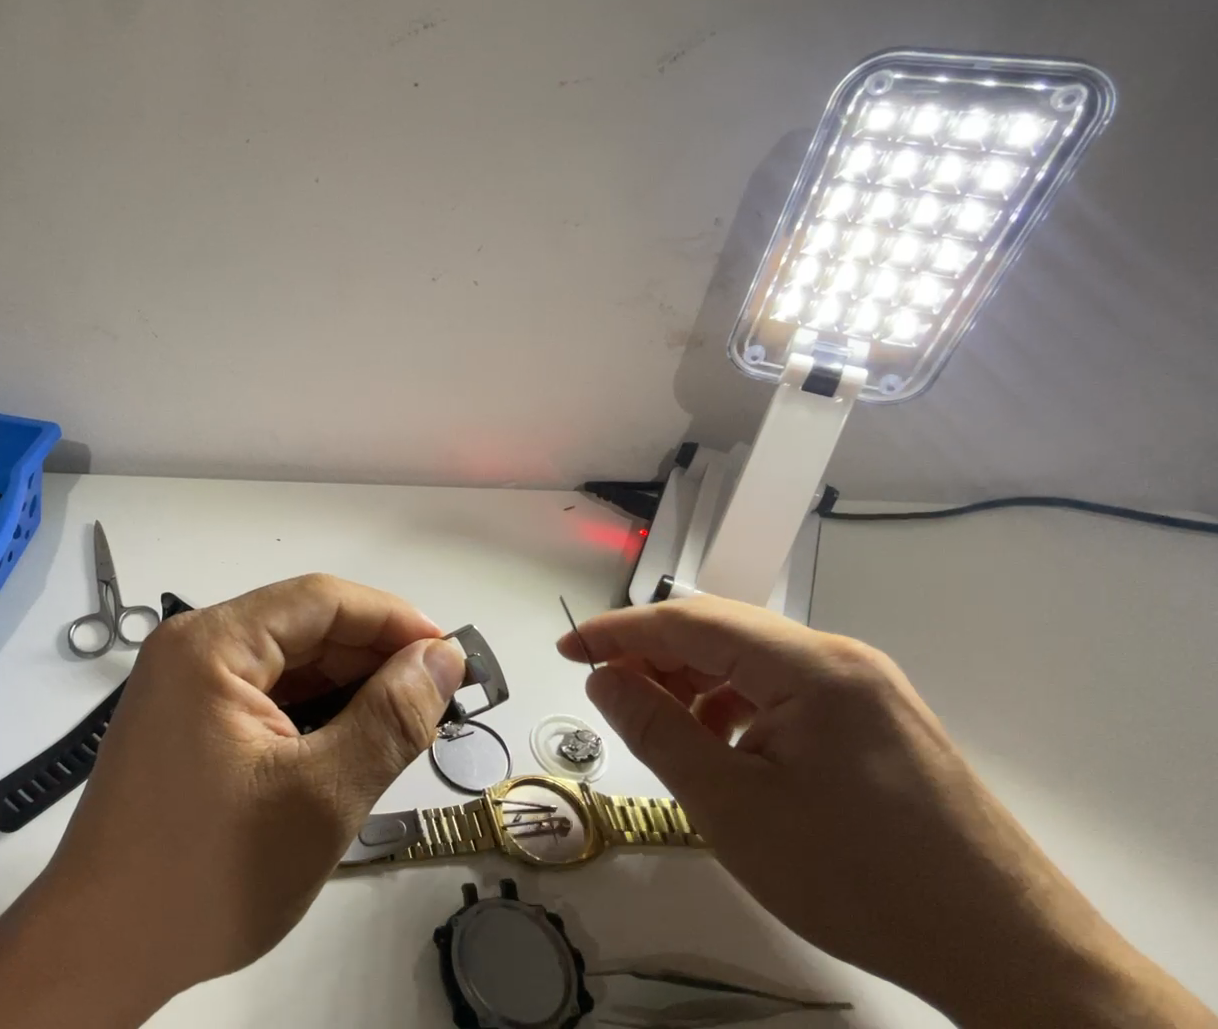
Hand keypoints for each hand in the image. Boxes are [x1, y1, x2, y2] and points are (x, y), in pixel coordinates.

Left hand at [0, 574, 464, 1027]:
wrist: (102, 948)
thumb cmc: (209, 874)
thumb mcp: (320, 796)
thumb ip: (389, 718)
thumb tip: (441, 658)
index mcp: (211, 644)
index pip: (320, 600)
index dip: (393, 620)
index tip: (453, 657)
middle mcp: (189, 650)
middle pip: (301, 627)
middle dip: (373, 657)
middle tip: (439, 701)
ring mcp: (180, 688)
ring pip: (284, 665)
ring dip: (346, 689)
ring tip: (404, 727)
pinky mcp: (182, 725)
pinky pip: (260, 698)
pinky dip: (310, 715)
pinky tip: (348, 745)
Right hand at [564, 595, 1214, 1028]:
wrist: (1008, 953)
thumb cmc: (857, 876)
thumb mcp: (730, 804)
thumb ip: (656, 729)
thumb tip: (605, 678)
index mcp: (811, 666)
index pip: (689, 621)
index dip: (618, 631)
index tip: (566, 651)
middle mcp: (844, 661)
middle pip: (722, 634)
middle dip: (653, 655)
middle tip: (603, 690)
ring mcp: (869, 691)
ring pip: (753, 664)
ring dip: (693, 683)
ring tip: (658, 726)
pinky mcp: (880, 724)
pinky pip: (786, 693)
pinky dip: (734, 708)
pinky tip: (721, 749)